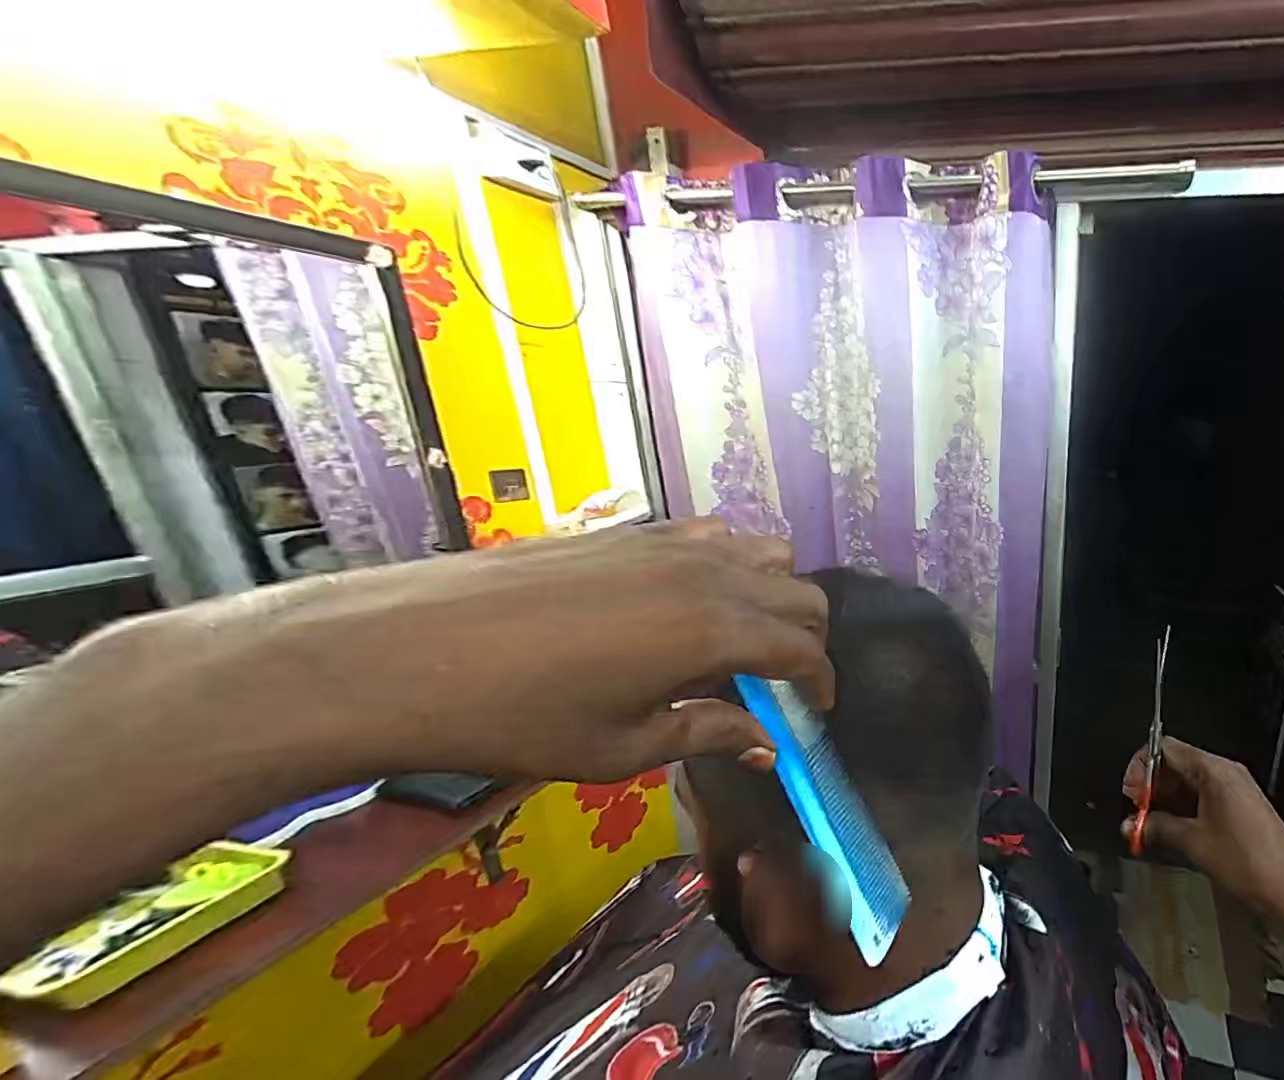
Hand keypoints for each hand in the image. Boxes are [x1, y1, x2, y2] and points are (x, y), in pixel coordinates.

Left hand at [73, 517, 831, 782]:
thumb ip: (709, 734)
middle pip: (801, 593)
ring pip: (766, 552)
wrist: (402, 650)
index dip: (821, 682)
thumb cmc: (517, 718)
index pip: (803, 649)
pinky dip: (731, 564)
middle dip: (809, 637)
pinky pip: (716, 535)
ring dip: (774, 594)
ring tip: (744, 635)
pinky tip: (693, 597)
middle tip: (787, 678)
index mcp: (716, 631)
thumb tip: (767, 745)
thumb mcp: (621, 748)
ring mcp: (675, 541)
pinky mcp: (637, 527)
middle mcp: (712, 574)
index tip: (817, 708)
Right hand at [1121, 736, 1283, 919]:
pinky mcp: (1241, 804)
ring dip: (1166, 797)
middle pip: (1176, 761)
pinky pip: (1204, 793)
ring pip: (1189, 779)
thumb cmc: (1247, 862)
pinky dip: (1184, 805)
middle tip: (1135, 809)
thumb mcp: (1194, 841)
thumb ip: (1157, 826)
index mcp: (1214, 770)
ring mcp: (1235, 787)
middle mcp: (1226, 771)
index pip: (1166, 748)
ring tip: (1149, 821)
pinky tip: (1172, 826)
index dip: (1141, 766)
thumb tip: (1131, 825)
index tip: (1131, 792)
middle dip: (1151, 783)